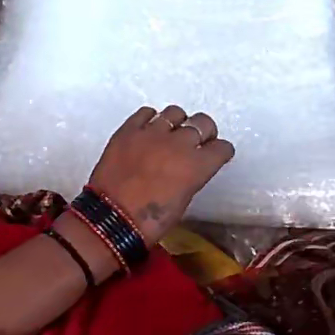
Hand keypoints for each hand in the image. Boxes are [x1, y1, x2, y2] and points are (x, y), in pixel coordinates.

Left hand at [86, 106, 235, 242]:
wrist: (112, 219)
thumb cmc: (151, 221)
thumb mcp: (183, 201)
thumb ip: (191, 177)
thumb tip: (189, 169)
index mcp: (197, 165)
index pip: (222, 148)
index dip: (220, 152)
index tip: (216, 155)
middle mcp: (179, 143)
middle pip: (203, 123)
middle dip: (204, 131)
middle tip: (197, 141)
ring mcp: (152, 133)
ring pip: (175, 113)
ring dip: (178, 122)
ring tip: (171, 133)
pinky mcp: (128, 130)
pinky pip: (145, 113)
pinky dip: (150, 120)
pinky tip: (148, 130)